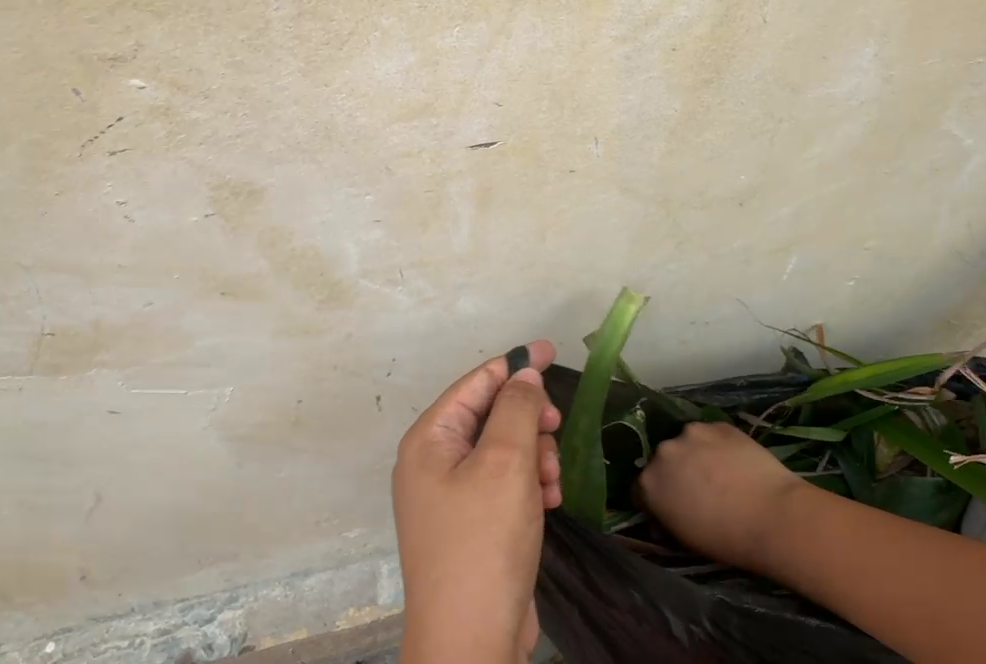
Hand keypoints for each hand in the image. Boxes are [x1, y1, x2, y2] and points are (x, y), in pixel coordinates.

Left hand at [393, 341, 561, 663]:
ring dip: (536, 457)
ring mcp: (452, 496)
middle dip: (529, 421)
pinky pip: (505, 483)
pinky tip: (548, 503)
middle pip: (491, 415)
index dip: (515, 363)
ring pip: (505, 450)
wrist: (471, 637)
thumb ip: (516, 408)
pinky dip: (530, 485)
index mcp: (430, 440)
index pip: (475, 383)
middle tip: (556, 429)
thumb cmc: (484, 540)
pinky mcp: (472, 524)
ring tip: (551, 484)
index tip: (554, 350)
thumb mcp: (506, 463)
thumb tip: (523, 373)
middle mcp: (434, 462)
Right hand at [635, 421, 808, 570]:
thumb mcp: (683, 538)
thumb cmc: (724, 538)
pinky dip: (717, 446)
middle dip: (674, 473)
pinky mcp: (719, 424)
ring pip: (687, 443)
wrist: (771, 515)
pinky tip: (735, 462)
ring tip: (719, 473)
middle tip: (697, 490)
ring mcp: (693, 432)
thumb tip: (664, 514)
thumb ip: (664, 517)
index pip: (639, 488)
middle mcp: (664, 451)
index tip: (669, 507)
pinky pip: (711, 435)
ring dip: (695, 455)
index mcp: (649, 482)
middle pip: (662, 461)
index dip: (653, 499)